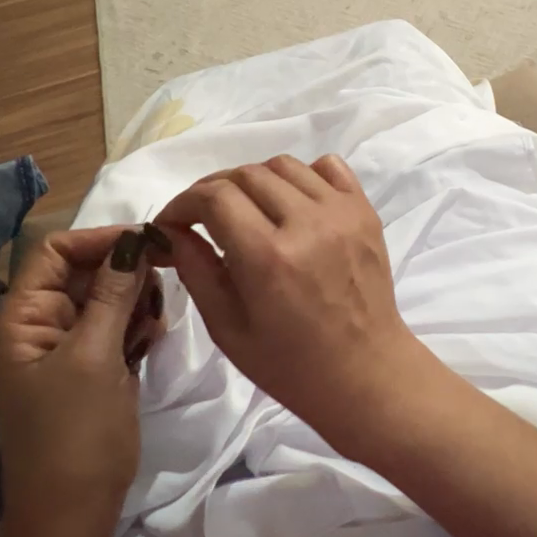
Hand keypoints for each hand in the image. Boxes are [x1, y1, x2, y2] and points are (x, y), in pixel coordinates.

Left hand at [0, 227, 163, 536]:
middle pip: (87, 271)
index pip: (57, 251)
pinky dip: (137, 326)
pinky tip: (151, 342)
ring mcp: (68, 348)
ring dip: (136, 302)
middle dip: (126, 274)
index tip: (150, 243)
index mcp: (23, 317)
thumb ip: (114, 292)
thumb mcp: (95, 355)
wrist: (72, 516)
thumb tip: (134, 238)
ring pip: (108, 297)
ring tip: (153, 325)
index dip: (101, 240)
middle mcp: (41, 325)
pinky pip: (118, 326)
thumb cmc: (75, 433)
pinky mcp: (93, 367)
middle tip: (162, 287)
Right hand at [154, 154, 436, 455]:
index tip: (173, 222)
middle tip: (204, 217)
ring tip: (248, 209)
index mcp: (269, 257)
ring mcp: (341, 212)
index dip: (184, 203)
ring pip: (284, 165)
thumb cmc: (289, 364)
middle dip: (213, 190)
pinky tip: (293, 203)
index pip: (215, 197)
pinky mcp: (364, 210)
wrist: (364, 372)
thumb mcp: (228, 328)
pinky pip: (329, 166)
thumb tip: (172, 230)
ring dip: (255, 180)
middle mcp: (307, 223)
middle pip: (246, 174)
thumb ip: (196, 271)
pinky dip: (304, 174)